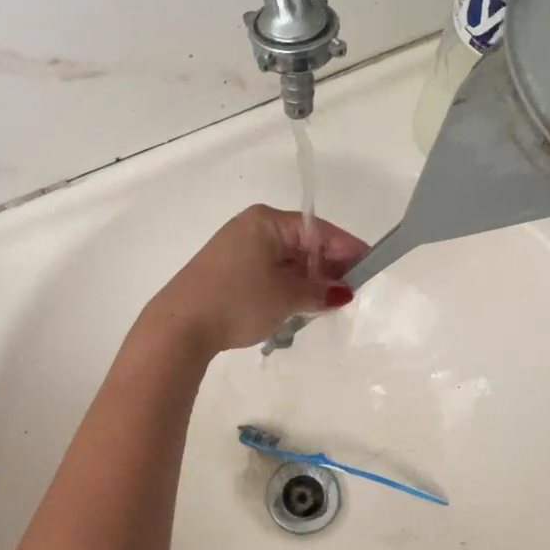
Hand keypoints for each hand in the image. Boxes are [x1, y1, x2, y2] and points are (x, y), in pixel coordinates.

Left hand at [139, 204, 368, 354]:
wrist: (179, 326)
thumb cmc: (237, 301)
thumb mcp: (286, 297)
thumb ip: (319, 290)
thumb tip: (343, 291)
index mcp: (267, 222)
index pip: (318, 230)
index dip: (347, 249)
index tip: (370, 268)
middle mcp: (251, 228)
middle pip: (302, 244)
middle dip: (326, 269)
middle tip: (349, 293)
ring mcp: (236, 251)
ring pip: (284, 262)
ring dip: (306, 282)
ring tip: (324, 306)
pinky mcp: (226, 274)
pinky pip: (267, 275)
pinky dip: (285, 289)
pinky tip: (295, 309)